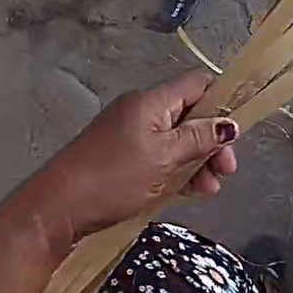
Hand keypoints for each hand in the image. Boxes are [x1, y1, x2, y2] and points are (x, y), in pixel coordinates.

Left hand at [10, 70, 238, 252]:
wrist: (56, 208)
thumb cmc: (114, 178)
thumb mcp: (165, 158)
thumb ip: (200, 138)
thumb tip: (231, 124)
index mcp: (152, 101)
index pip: (198, 84)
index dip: (222, 101)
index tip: (235, 132)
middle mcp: (142, 110)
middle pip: (191, 114)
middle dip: (213, 140)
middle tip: (226, 171)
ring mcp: (131, 133)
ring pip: (177, 138)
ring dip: (197, 160)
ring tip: (208, 189)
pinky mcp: (122, 155)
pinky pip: (160, 154)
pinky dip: (177, 169)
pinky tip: (188, 191)